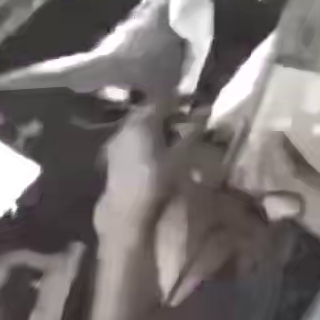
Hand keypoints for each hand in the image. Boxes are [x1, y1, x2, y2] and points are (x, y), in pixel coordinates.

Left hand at [95, 108, 185, 252]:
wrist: (125, 220)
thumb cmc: (157, 182)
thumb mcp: (183, 156)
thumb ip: (194, 132)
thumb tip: (206, 113)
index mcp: (141, 124)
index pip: (161, 101)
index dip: (179, 99)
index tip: (195, 101)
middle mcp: (124, 130)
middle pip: (146, 113)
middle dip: (166, 112)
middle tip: (187, 116)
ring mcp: (114, 146)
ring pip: (138, 127)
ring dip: (156, 127)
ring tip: (175, 133)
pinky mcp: (112, 163)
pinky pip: (132, 142)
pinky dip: (146, 140)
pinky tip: (158, 150)